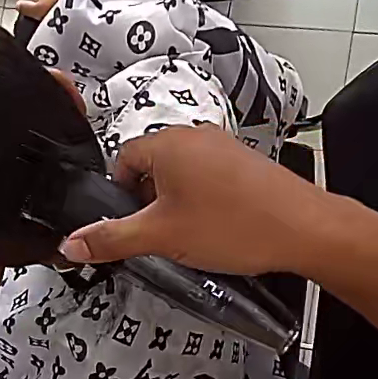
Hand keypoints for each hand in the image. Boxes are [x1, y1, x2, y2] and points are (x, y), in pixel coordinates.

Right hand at [58, 127, 340, 275]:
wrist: (302, 228)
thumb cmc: (238, 224)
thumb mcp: (161, 236)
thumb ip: (113, 239)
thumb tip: (74, 243)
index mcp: (167, 143)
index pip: (121, 160)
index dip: (118, 194)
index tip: (125, 221)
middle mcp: (196, 136)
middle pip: (152, 165)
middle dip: (148, 201)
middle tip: (158, 233)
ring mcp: (224, 147)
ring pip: (182, 174)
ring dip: (178, 203)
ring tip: (190, 235)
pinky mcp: (245, 164)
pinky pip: (210, 178)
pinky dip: (204, 201)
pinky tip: (217, 228)